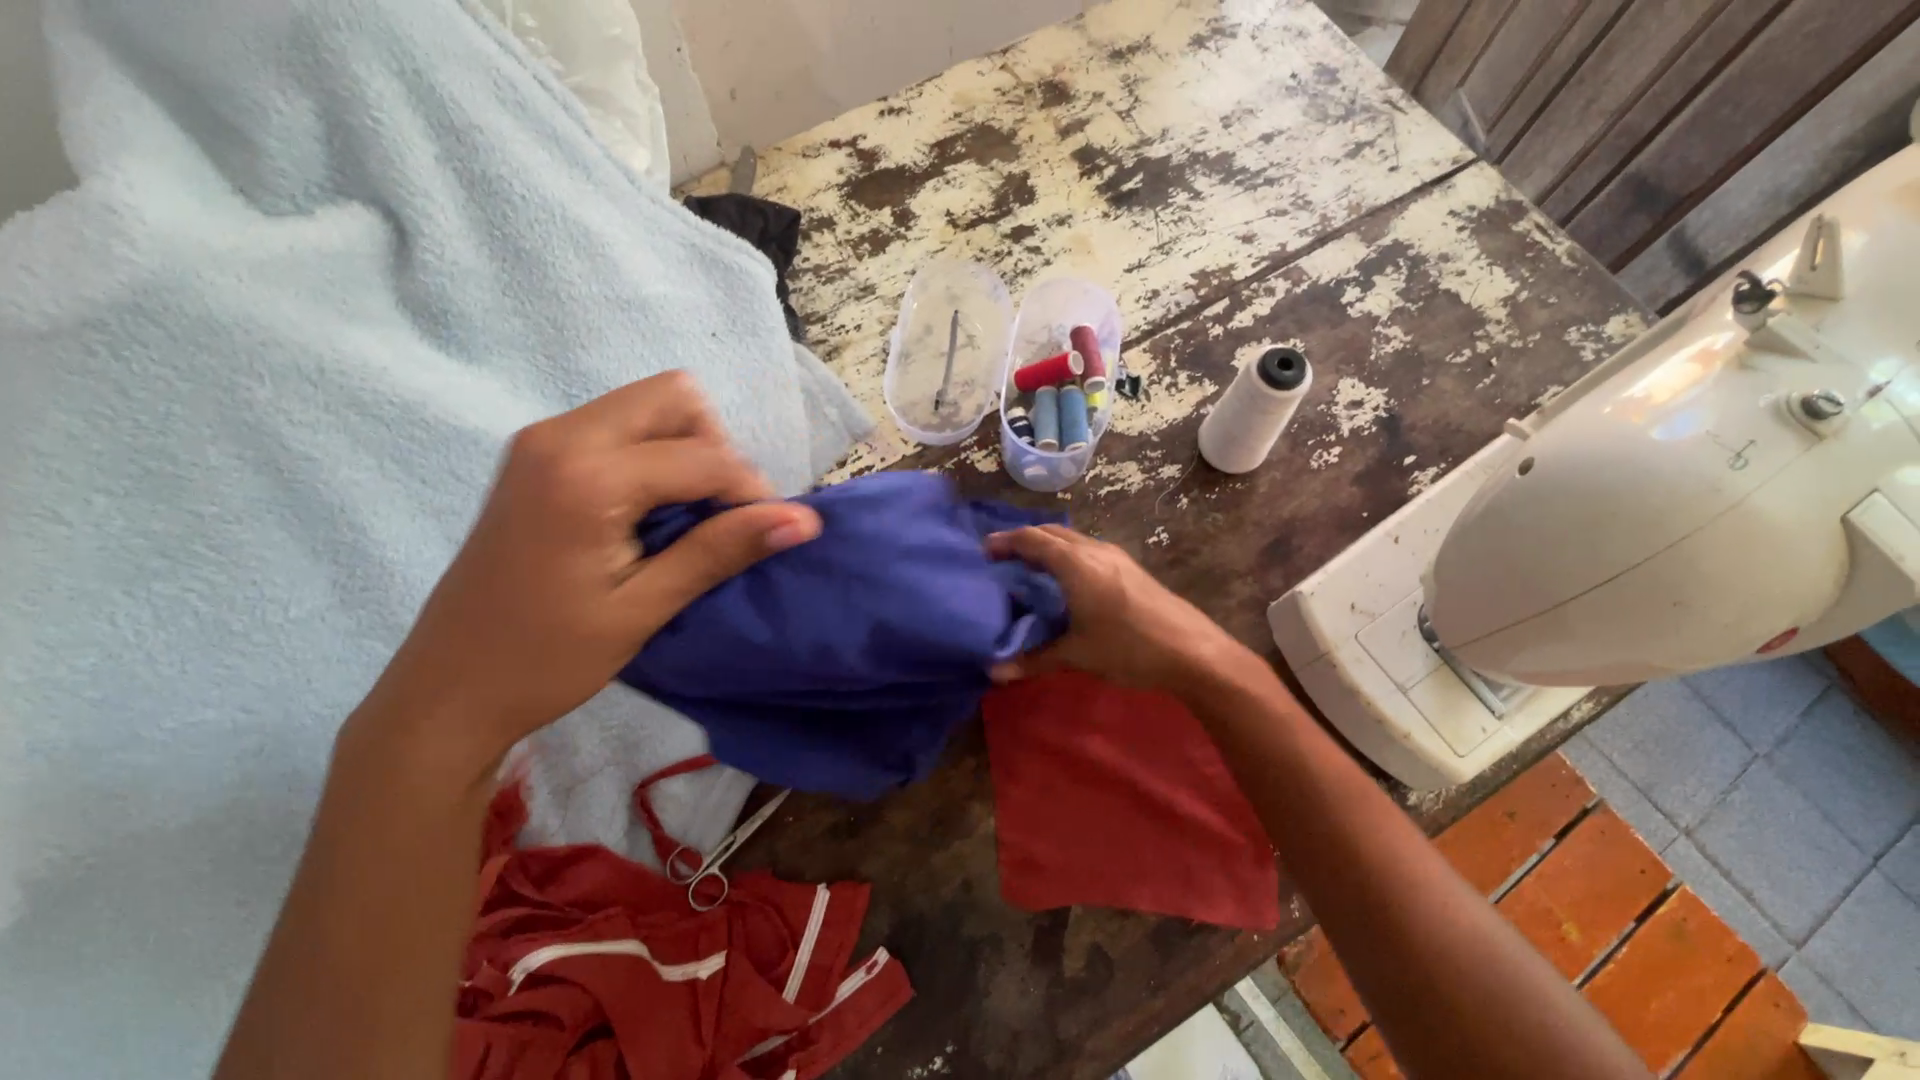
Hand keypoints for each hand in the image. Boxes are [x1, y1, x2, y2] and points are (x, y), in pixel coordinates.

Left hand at [360, 372, 820, 767]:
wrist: (448, 687)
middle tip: (716, 516)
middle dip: (715, 449)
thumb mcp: (643, 608)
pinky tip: (650, 514)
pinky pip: (617, 427)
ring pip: (646, 406)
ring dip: (685, 450)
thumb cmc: (546, 659)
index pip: (702, 455)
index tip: (769, 537)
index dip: (750, 493)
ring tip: (686, 519)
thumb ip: (721, 550)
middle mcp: (559, 435)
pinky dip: (652, 456)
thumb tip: (804, 520)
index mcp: (586, 474)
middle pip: (674, 397)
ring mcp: (541, 441)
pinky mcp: (536, 457)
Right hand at [985, 525, 1255, 692]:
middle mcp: (1094, 551)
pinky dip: (1067, 558)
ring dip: (1048, 549)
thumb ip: (1034, 659)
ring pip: (1072, 541)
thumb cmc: (1129, 648)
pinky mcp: (1130, 569)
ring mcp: (1116, 557)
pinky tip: (1065, 585)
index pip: (1031, 540)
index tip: (982, 553)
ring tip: (1028, 572)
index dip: (1004, 542)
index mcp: (1076, 563)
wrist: (1193, 652)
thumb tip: (994, 672)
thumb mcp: (1077, 655)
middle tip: (1001, 562)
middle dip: (1024, 542)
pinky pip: (1087, 551)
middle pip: (1051, 533)